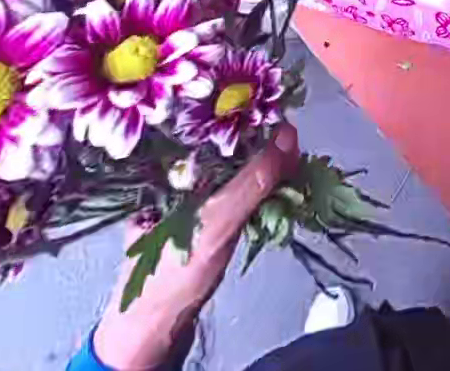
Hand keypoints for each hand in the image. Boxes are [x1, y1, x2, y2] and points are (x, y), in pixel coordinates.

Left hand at [92, 123, 298, 370]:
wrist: (154, 330)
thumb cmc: (174, 274)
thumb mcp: (217, 222)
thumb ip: (253, 179)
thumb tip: (290, 131)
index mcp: (173, 163)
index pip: (220, 124)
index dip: (255, 120)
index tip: (287, 126)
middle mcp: (185, 170)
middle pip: (236, 141)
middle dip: (270, 143)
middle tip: (295, 155)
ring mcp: (201, 189)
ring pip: (246, 161)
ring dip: (273, 163)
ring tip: (294, 167)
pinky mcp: (216, 208)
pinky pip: (248, 183)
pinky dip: (269, 181)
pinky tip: (284, 183)